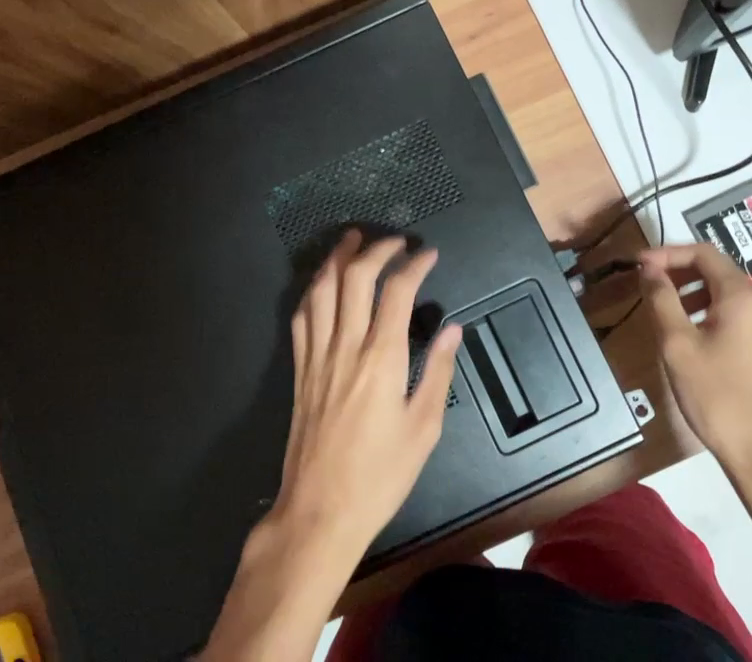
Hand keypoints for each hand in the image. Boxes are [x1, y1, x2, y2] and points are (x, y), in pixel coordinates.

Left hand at [270, 231, 462, 563]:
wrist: (320, 510)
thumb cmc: (381, 475)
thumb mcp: (424, 428)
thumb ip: (438, 372)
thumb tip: (452, 328)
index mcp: (381, 359)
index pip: (396, 291)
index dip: (413, 264)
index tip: (428, 253)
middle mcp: (345, 347)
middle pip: (354, 278)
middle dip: (375, 249)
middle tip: (394, 241)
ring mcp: (316, 357)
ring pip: (320, 290)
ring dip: (337, 259)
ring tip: (353, 240)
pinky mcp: (299, 371)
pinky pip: (302, 317)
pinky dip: (313, 290)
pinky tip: (321, 283)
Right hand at [640, 244, 751, 474]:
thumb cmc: (715, 394)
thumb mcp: (677, 344)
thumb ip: (662, 300)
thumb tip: (649, 269)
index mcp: (739, 296)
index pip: (702, 253)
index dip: (667, 253)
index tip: (638, 264)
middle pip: (714, 269)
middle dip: (677, 269)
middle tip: (645, 281)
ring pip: (721, 291)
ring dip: (688, 289)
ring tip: (659, 305)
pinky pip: (729, 312)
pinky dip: (703, 309)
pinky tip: (683, 332)